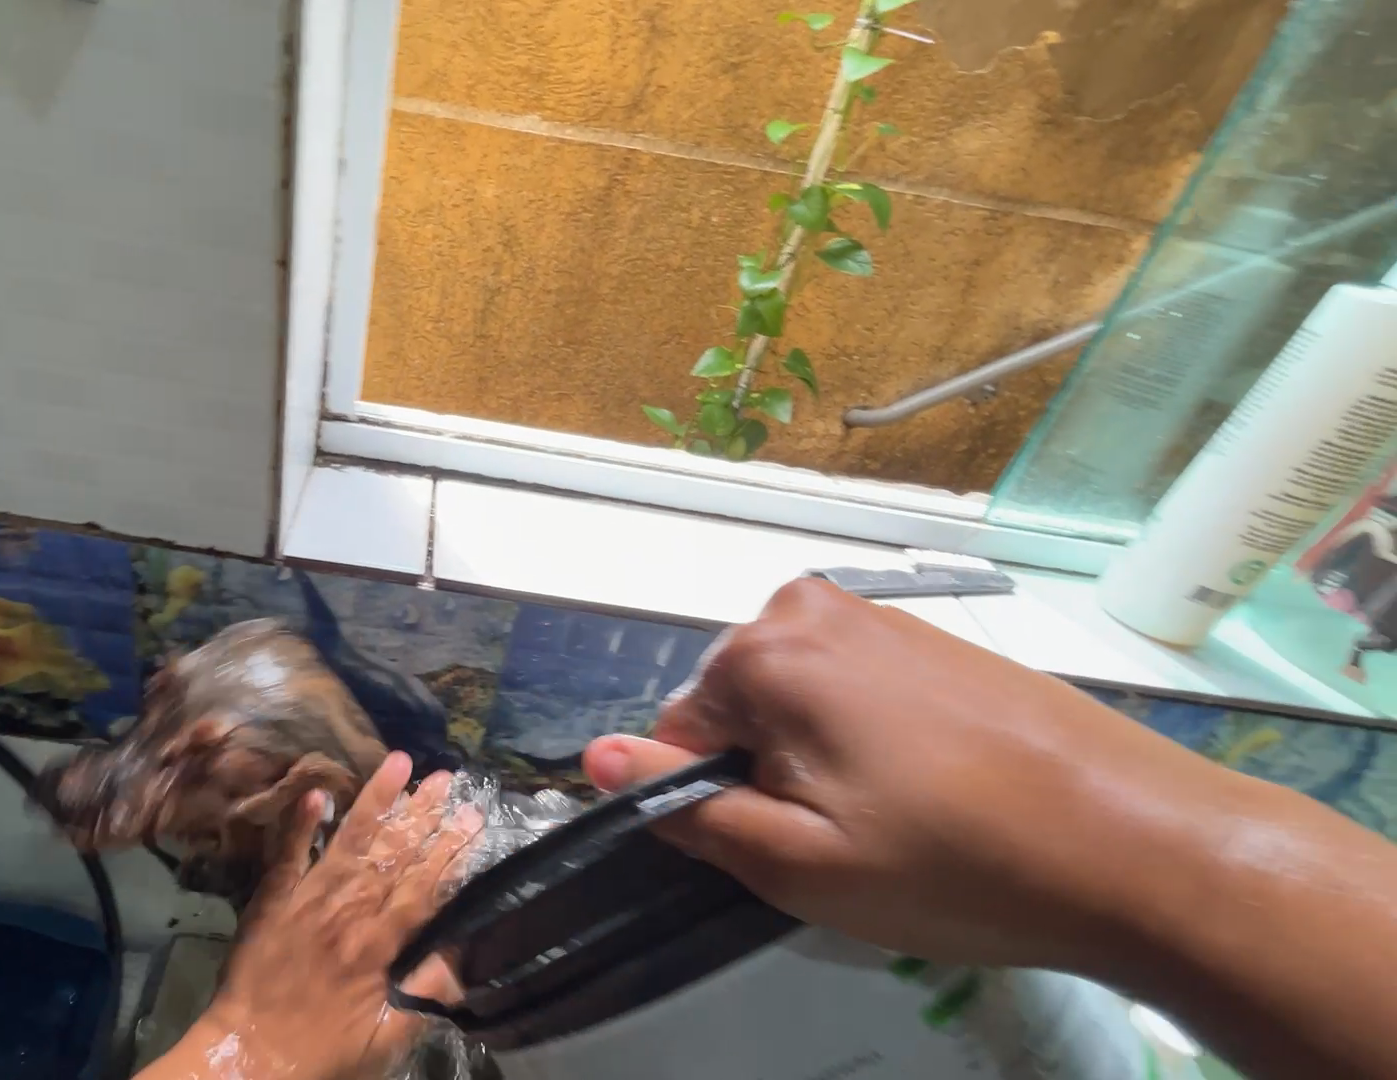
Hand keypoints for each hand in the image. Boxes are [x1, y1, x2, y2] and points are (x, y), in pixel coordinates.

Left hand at [174, 753, 480, 1079]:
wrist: (245, 1057)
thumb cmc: (323, 1053)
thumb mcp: (386, 1040)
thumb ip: (427, 996)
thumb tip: (464, 955)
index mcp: (377, 944)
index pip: (422, 886)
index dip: (450, 850)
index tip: (473, 815)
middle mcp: (347, 910)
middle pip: (392, 852)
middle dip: (423, 813)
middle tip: (446, 776)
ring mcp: (309, 897)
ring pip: (350, 839)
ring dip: (377, 799)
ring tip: (399, 761)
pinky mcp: (275, 897)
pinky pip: (290, 853)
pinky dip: (301, 822)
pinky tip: (316, 791)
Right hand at [581, 578, 1248, 973]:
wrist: (1148, 845)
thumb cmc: (953, 861)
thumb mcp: (797, 860)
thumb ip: (684, 805)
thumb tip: (594, 757)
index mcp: (761, 653)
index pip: (679, 731)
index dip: (719, 795)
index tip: (786, 837)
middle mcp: (800, 607)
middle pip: (733, 704)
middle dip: (764, 766)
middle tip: (843, 827)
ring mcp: (867, 610)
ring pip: (787, 692)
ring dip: (811, 748)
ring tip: (890, 804)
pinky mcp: (918, 626)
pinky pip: (842, 678)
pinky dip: (856, 726)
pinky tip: (924, 774)